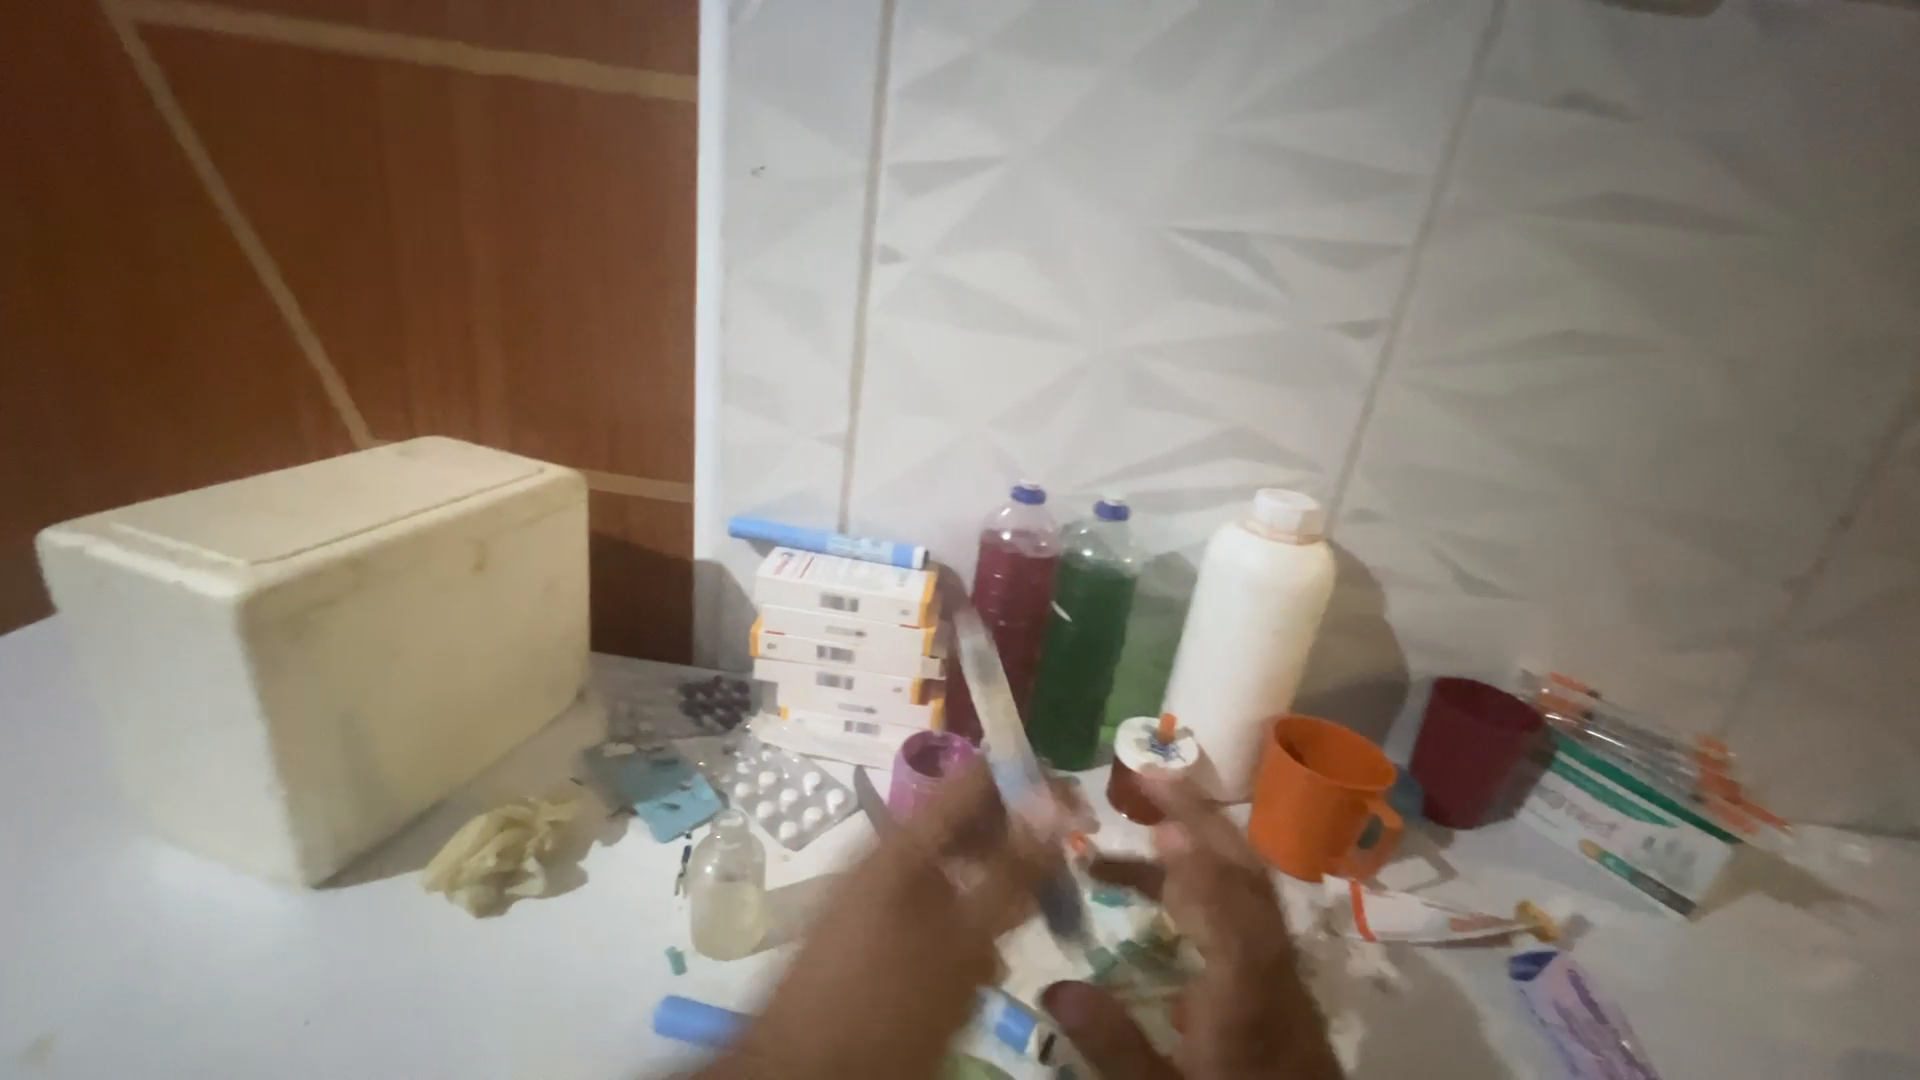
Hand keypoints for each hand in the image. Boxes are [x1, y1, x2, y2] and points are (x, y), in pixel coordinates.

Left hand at [697, 762, 1061, 1079]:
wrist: (801, 1072)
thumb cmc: (887, 1002)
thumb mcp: (962, 939)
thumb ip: (1011, 869)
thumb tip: (1054, 802)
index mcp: (906, 840)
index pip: (975, 779)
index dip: (1028, 782)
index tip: (1080, 807)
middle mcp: (890, 852)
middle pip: (966, 823)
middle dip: (1020, 843)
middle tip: (1067, 873)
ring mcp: (878, 890)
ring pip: (954, 867)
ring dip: (998, 886)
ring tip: (1036, 919)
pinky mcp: (874, 928)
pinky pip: (932, 903)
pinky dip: (968, 919)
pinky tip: (988, 960)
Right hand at [1044, 774, 1343, 1079]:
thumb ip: (1114, 1045)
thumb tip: (1052, 988)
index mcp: (1246, 1001)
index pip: (1234, 924)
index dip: (1201, 871)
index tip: (1160, 825)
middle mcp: (1272, 968)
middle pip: (1247, 878)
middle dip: (1201, 818)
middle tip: (1148, 776)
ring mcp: (1282, 963)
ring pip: (1248, 881)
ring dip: (1199, 835)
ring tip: (1140, 818)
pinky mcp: (1278, 967)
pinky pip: (1245, 900)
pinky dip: (1205, 871)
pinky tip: (1161, 879)